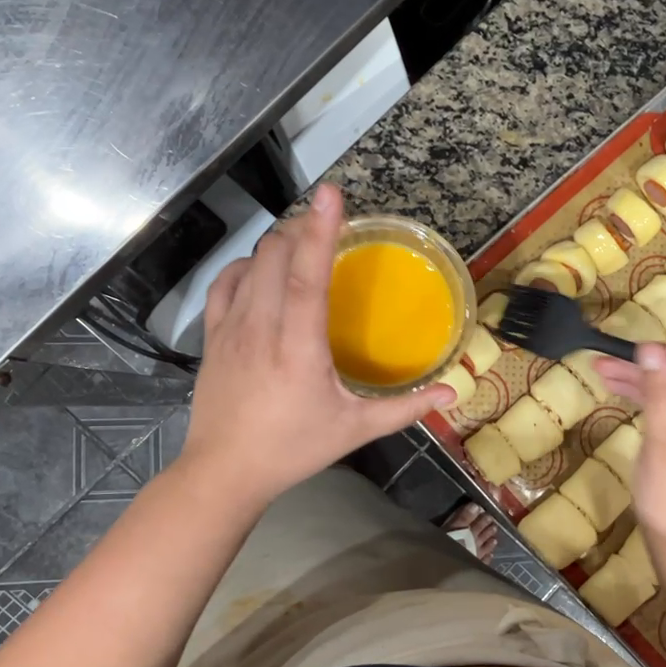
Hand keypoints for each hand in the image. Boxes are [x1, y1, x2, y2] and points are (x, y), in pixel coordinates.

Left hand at [175, 183, 453, 505]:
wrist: (223, 472)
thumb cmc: (293, 449)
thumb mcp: (355, 431)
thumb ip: (406, 408)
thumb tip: (454, 391)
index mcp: (298, 349)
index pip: (306, 278)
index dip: (320, 233)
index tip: (332, 194)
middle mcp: (260, 328)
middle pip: (275, 256)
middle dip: (302, 229)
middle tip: (330, 225)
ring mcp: (229, 329)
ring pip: (249, 263)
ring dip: (277, 244)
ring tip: (302, 243)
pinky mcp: (212, 336)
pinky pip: (224, 282)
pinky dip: (246, 265)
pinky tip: (261, 269)